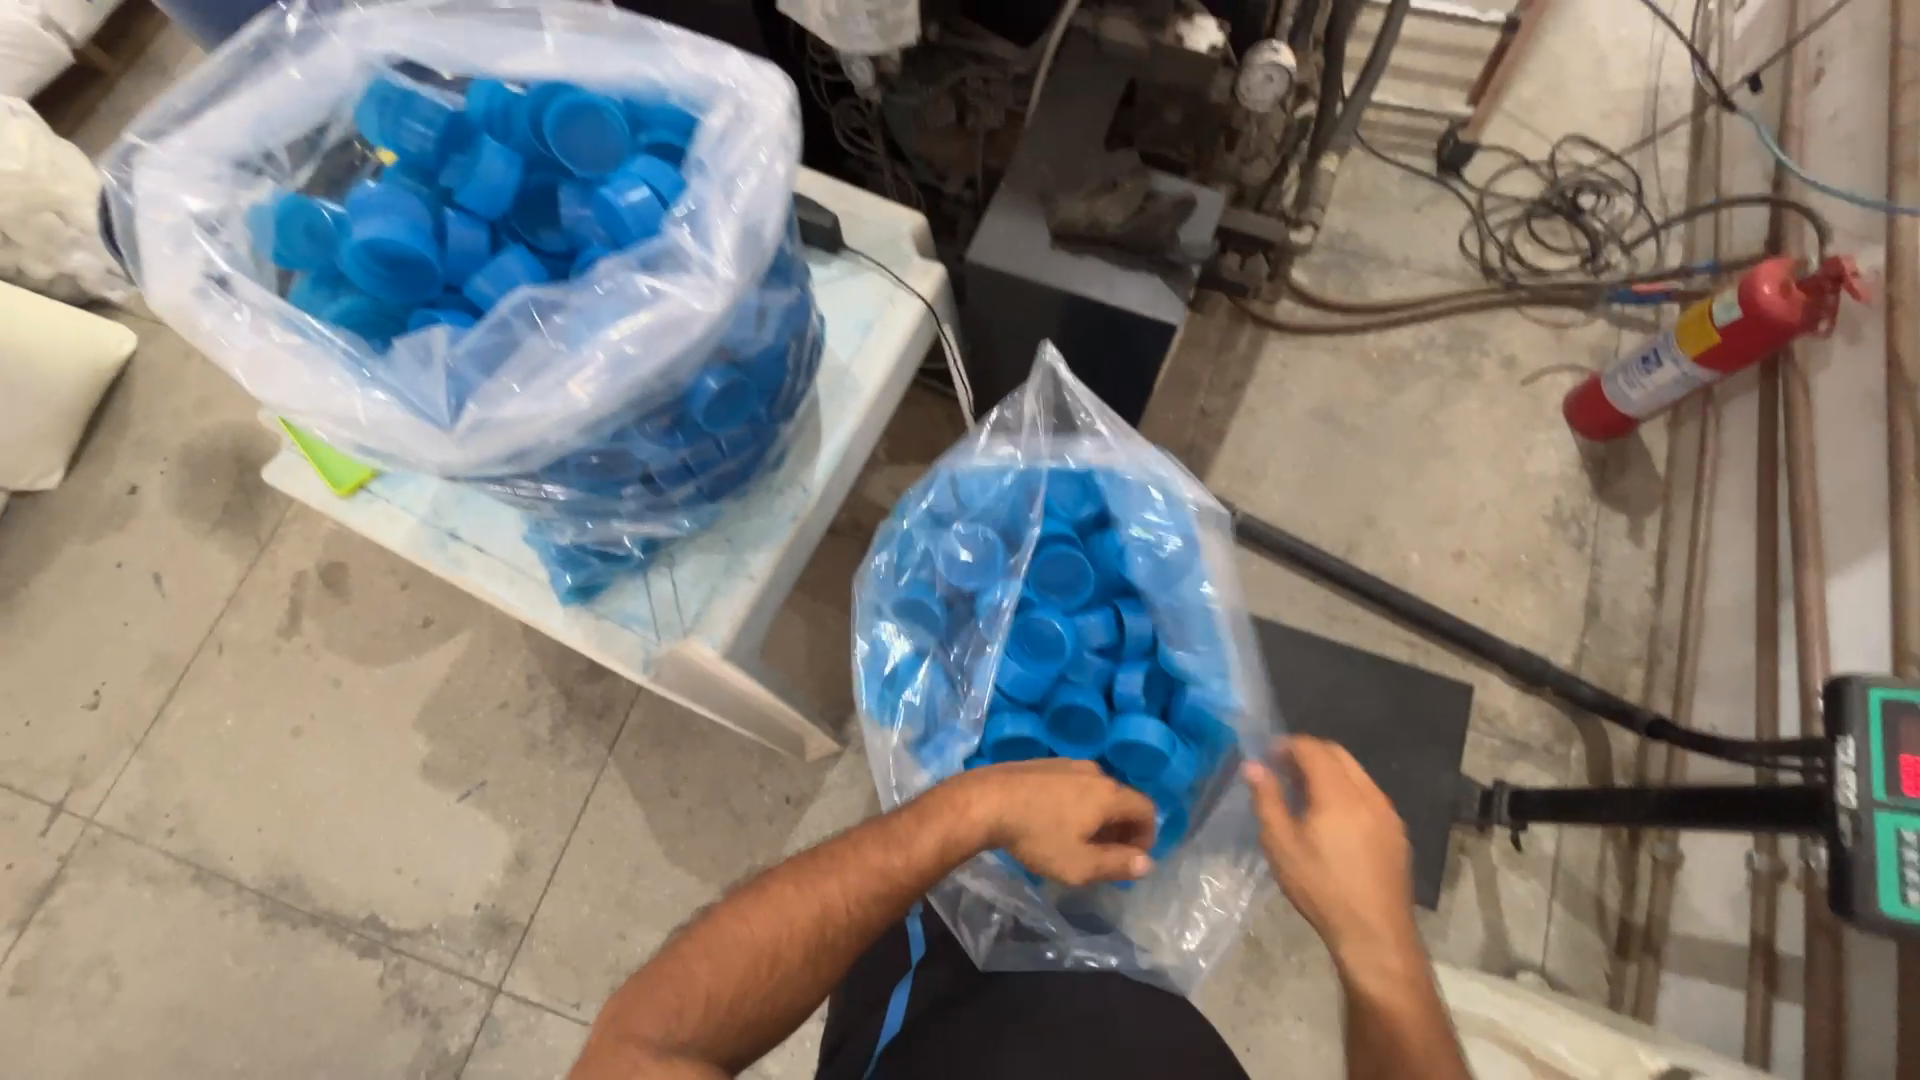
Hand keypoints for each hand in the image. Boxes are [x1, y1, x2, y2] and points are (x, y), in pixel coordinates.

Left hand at [946, 760, 1157, 885]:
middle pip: (1121, 798)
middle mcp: (1093, 771)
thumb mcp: (1080, 864)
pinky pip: (1074, 783)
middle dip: (1121, 828)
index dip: (1146, 837)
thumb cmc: (1038, 836)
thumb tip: (1147, 862)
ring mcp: (1067, 763)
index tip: (1129, 859)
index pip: (1147, 809)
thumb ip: (1117, 865)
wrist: (987, 801)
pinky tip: (1053, 821)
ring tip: (1078, 840)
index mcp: (1109, 793)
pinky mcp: (1044, 763)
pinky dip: (1077, 803)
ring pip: (1096, 790)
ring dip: (1097, 816)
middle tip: (1105, 855)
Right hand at [1242, 736, 1419, 974]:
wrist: (1375, 935)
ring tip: (1302, 792)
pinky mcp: (1397, 832)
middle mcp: (1369, 795)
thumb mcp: (1281, 844)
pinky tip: (1330, 816)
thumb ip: (1267, 799)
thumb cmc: (1321, 887)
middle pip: (1338, 754)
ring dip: (1328, 770)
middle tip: (1282, 769)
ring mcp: (1388, 813)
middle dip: (1308, 753)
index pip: (1313, 749)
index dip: (1288, 745)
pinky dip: (1346, 788)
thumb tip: (1254, 766)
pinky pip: (1368, 793)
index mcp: (1339, 794)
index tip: (1267, 756)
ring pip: (1356, 772)